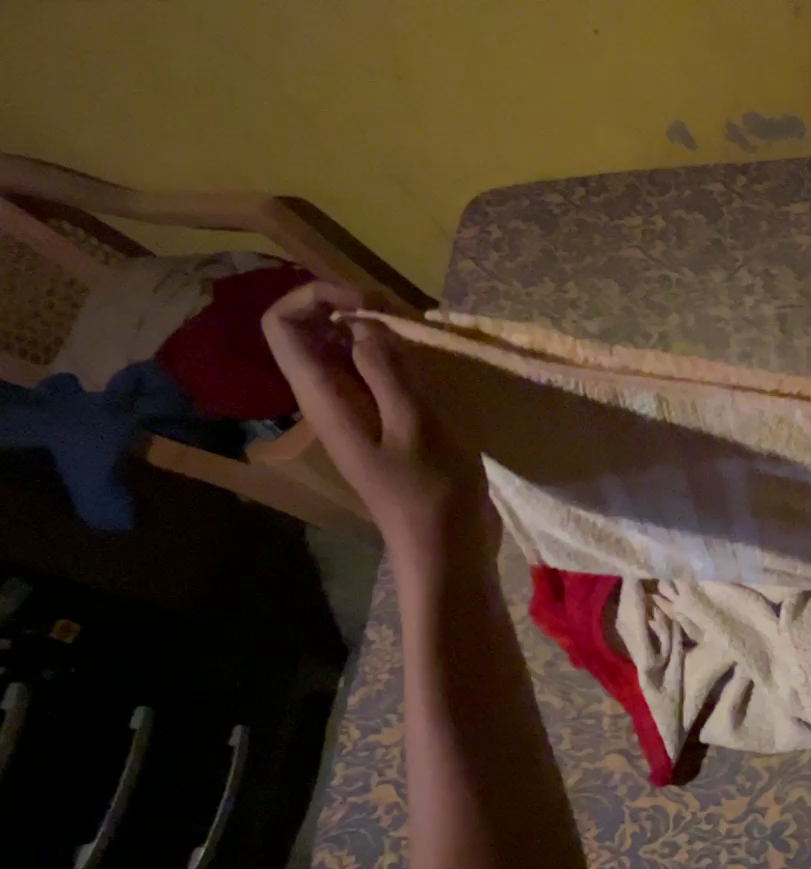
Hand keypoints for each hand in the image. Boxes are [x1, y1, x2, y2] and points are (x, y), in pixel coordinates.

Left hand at [262, 283, 493, 579]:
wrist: (445, 548)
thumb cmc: (431, 492)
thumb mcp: (416, 427)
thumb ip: (386, 372)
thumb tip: (364, 324)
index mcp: (324, 400)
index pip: (284, 326)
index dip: (318, 298)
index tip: (375, 304)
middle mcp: (331, 402)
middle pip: (313, 335)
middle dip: (353, 310)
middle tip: (409, 318)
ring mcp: (358, 417)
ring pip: (348, 356)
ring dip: (381, 337)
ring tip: (427, 341)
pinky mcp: (386, 429)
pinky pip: (376, 379)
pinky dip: (399, 363)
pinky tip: (433, 370)